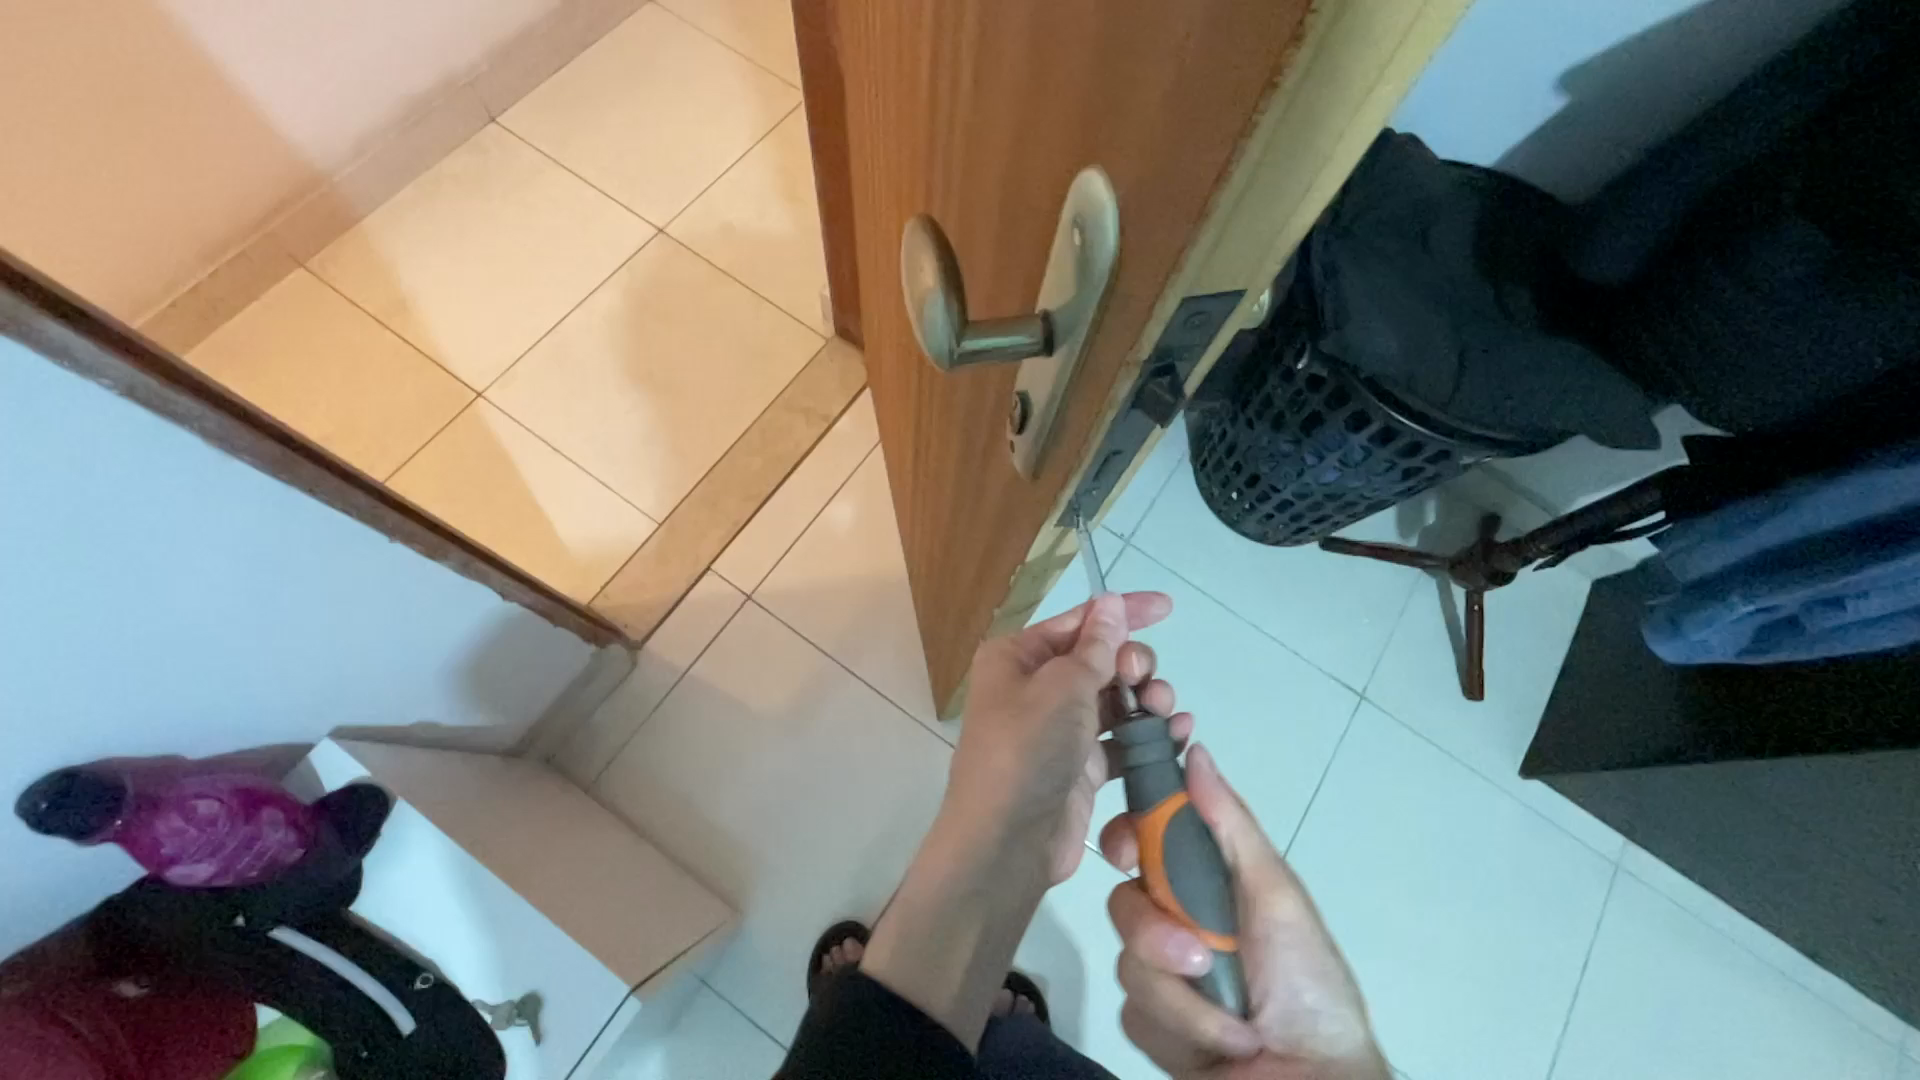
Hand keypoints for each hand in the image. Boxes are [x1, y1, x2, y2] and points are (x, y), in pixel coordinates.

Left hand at [947, 591, 1191, 883]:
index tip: (1167, 607)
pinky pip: (1122, 739)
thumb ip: (1095, 646)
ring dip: (1147, 699)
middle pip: (1101, 659)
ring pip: (1116, 699)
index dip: (1123, 612)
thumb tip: (1110, 602)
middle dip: (1134, 663)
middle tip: (1142, 680)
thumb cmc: (1027, 749)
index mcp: (1018, 657)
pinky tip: (1177, 736)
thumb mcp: (1062, 687)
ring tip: (1165, 711)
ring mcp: (1059, 729)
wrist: (1007, 841)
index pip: (1078, 622)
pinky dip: (1147, 735)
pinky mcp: (1081, 766)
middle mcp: (1036, 687)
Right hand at [1099, 745, 1387, 1079]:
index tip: (1125, 849)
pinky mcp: (1150, 1024)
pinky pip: (1136, 1011)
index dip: (1122, 836)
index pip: (1140, 839)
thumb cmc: (1307, 979)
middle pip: (1123, 901)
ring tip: (1233, 1022)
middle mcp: (1173, 921)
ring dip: (1181, 994)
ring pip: (1127, 961)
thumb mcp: (1275, 893)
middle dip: (1156, 933)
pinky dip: (1180, 1030)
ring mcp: (1159, 973)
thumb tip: (1195, 750)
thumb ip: (1229, 824)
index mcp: (1201, 882)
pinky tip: (1217, 1044)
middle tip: (1199, 958)